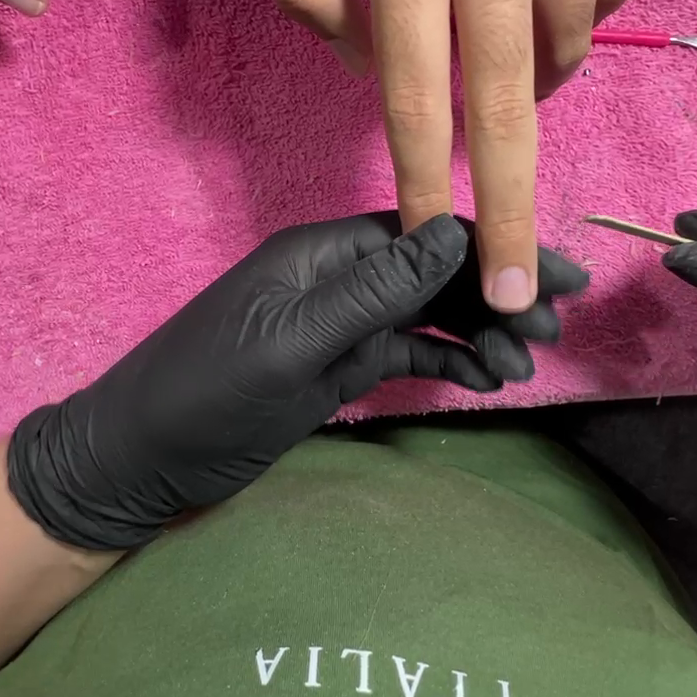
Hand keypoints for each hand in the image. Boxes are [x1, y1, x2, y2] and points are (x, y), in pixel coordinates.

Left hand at [8, 213, 589, 549]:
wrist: (142, 462)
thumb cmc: (207, 396)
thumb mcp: (294, 345)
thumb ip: (374, 293)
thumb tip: (455, 233)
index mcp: (323, 255)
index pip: (423, 237)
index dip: (490, 253)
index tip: (554, 279)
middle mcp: (338, 279)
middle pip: (432, 274)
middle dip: (494, 295)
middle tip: (553, 331)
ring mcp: (340, 325)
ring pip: (425, 316)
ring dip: (476, 333)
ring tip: (522, 365)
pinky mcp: (338, 367)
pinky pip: (405, 354)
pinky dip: (445, 362)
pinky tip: (484, 378)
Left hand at [266, 0, 657, 314]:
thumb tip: (363, 55)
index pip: (416, 97)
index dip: (425, 187)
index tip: (436, 255)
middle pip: (509, 107)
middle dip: (508, 211)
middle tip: (519, 289)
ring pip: (565, 43)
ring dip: (528, 71)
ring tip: (498, 34)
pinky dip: (579, 0)